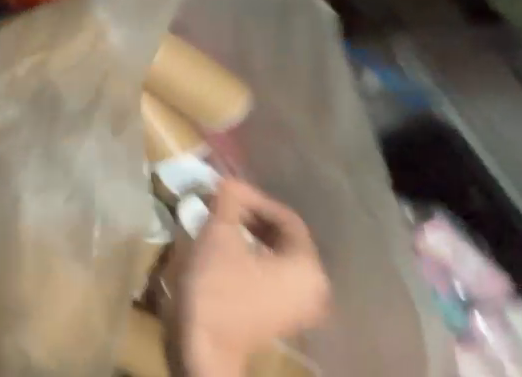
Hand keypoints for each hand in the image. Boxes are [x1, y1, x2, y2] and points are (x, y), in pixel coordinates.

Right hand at [174, 180, 330, 376]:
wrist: (205, 341)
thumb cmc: (215, 285)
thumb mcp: (217, 235)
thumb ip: (228, 203)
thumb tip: (230, 180)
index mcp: (308, 267)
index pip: (288, 220)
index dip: (254, 199)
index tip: (221, 191)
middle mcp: (316, 288)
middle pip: (287, 239)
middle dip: (251, 217)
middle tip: (217, 206)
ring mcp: (302, 306)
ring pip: (279, 258)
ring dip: (250, 237)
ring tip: (218, 226)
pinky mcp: (283, 316)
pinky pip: (274, 276)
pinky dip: (253, 259)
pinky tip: (225, 255)